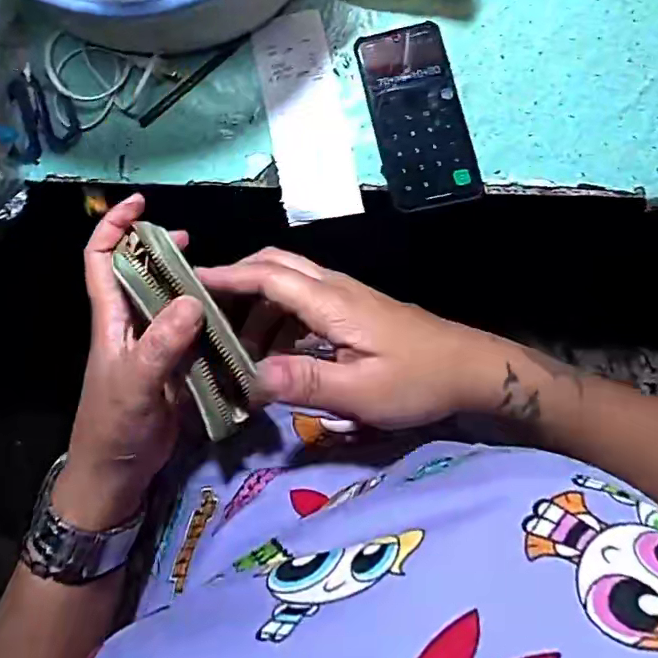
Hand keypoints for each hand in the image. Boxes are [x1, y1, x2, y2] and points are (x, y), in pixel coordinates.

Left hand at [56, 194, 203, 530]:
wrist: (118, 474)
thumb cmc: (115, 424)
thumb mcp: (136, 382)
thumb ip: (161, 343)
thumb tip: (191, 299)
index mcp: (111, 316)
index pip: (100, 258)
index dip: (114, 227)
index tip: (139, 204)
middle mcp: (129, 321)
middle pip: (137, 269)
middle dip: (157, 246)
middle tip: (190, 238)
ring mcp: (151, 341)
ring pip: (166, 296)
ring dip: (186, 279)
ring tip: (216, 273)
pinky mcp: (171, 361)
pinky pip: (188, 326)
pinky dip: (204, 312)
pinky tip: (227, 312)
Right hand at [197, 249, 512, 429]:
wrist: (470, 367)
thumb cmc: (419, 379)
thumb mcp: (363, 393)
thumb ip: (306, 383)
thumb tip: (250, 378)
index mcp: (330, 301)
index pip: (267, 275)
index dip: (225, 276)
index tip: (187, 281)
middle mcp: (332, 287)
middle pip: (273, 264)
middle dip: (235, 278)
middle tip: (204, 309)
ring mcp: (343, 295)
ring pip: (286, 281)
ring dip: (255, 302)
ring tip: (232, 341)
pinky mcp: (350, 308)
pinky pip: (300, 299)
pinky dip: (275, 315)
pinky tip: (271, 351)